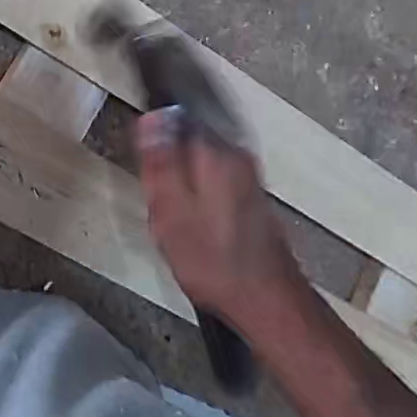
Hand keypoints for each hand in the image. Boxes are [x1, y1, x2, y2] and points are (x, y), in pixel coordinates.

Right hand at [136, 111, 306, 327]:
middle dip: (169, 173)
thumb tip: (151, 118)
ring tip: (180, 227)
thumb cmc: (216, 261)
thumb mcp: (171, 212)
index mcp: (214, 150)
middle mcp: (236, 153)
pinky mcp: (252, 194)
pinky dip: (201, 206)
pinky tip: (199, 235)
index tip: (151, 175)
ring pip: (199, 167)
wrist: (265, 299)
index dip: (155, 148)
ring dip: (184, 191)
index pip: (174, 120)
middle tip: (164, 212)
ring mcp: (248, 173)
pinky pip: (214, 186)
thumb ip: (159, 161)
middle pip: (187, 144)